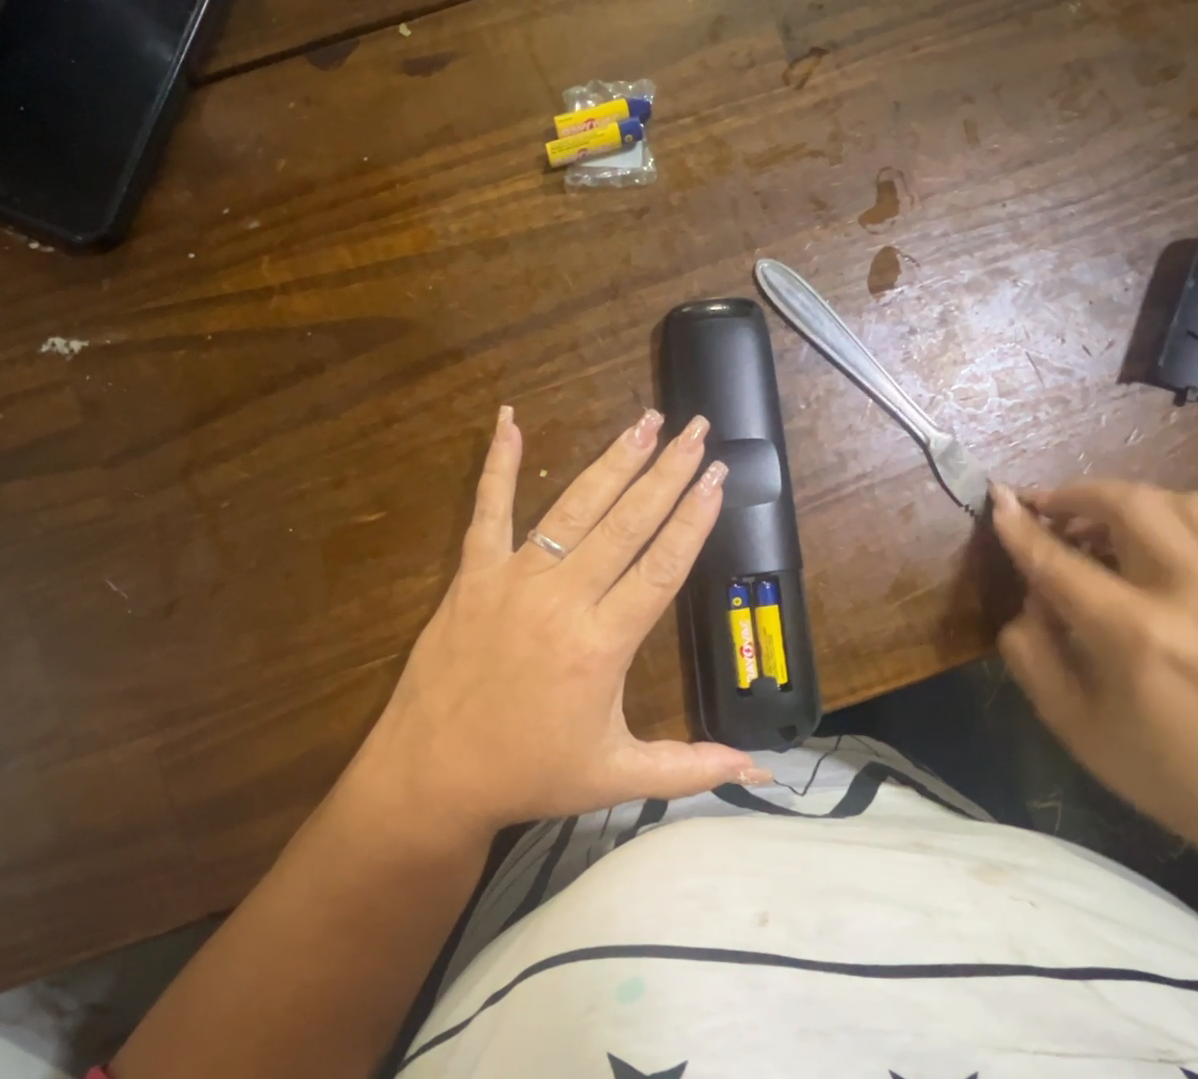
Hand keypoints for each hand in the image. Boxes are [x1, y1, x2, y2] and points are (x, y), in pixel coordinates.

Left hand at [346, 406, 767, 841]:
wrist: (434, 775)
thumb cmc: (528, 774)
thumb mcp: (616, 777)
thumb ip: (692, 767)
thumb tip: (762, 773)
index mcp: (602, 644)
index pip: (661, 567)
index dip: (694, 519)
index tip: (718, 478)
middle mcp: (562, 599)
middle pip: (626, 524)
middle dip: (667, 473)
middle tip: (697, 430)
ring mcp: (513, 580)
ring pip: (573, 509)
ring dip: (612, 462)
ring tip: (645, 421)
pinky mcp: (471, 576)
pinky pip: (487, 510)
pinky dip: (497, 465)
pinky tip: (509, 421)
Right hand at [988, 480, 1197, 867]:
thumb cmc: (1170, 776)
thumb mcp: (1074, 725)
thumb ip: (1032, 652)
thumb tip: (1029, 596)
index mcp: (1135, 636)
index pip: (1060, 561)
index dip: (1021, 528)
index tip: (997, 500)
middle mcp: (1193, 593)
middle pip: (1129, 504)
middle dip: (1075, 495)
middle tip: (1045, 507)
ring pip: (1182, 501)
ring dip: (1129, 500)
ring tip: (1100, 523)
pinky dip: (1174, 519)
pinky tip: (1154, 548)